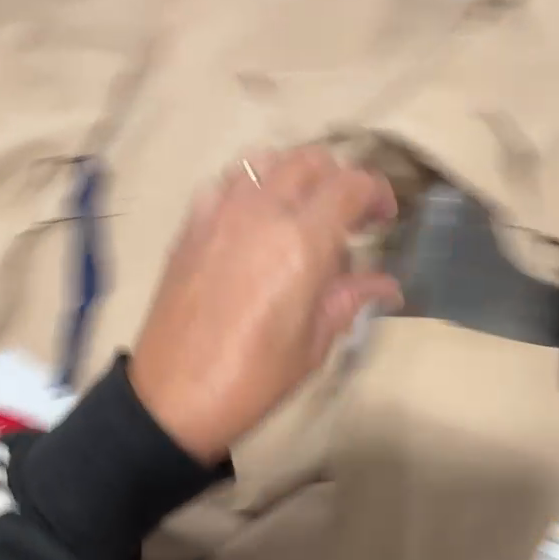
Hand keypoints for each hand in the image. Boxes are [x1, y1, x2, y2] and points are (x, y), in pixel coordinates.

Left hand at [129, 145, 400, 463]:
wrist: (173, 398)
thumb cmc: (252, 380)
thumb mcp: (312, 346)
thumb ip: (348, 300)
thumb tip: (386, 285)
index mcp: (301, 242)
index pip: (350, 185)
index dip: (376, 193)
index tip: (384, 219)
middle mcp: (260, 212)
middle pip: (310, 161)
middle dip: (339, 181)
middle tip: (349, 219)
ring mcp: (219, 214)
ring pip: (265, 162)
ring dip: (293, 177)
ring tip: (301, 215)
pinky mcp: (190, 227)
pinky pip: (225, 184)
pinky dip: (250, 189)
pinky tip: (253, 223)